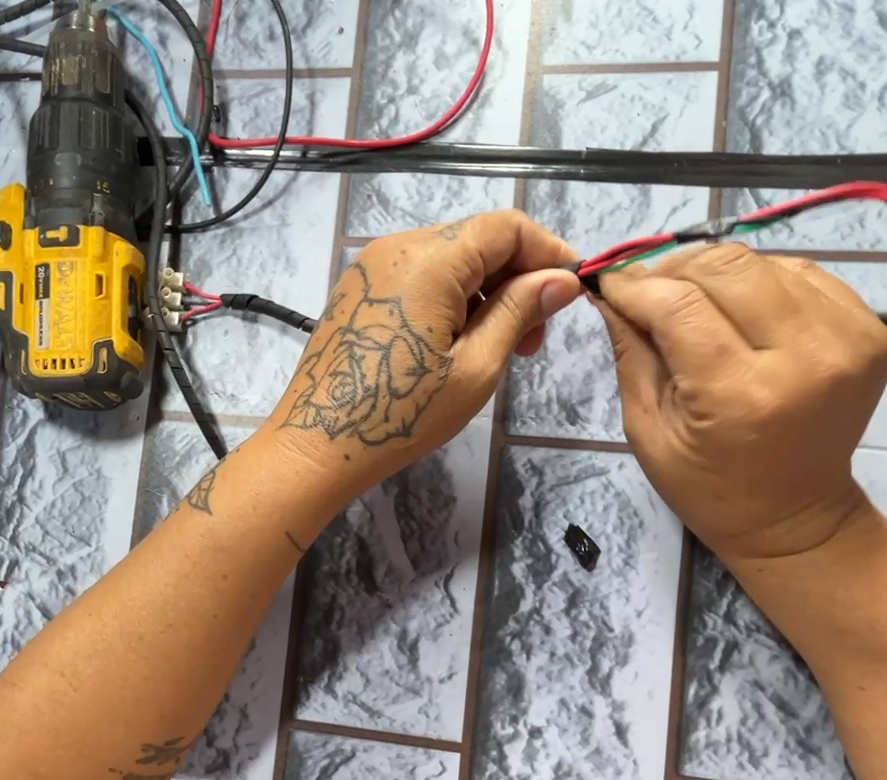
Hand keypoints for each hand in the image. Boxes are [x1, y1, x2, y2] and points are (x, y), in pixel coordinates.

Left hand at [261, 211, 580, 499]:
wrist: (316, 445)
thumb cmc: (400, 413)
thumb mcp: (475, 367)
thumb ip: (518, 311)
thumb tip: (562, 277)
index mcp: (428, 258)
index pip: (505, 226)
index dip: (547, 252)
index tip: (570, 293)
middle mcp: (396, 248)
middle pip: (476, 241)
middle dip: (516, 280)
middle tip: (531, 340)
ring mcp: (371, 269)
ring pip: (448, 261)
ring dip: (484, 294)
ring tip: (497, 350)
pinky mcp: (359, 293)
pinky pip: (419, 280)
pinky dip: (450, 301)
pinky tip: (457, 345)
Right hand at [590, 244, 886, 560]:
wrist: (793, 514)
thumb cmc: (706, 484)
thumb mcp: (648, 429)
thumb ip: (632, 353)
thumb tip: (609, 292)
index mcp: (740, 394)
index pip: (679, 306)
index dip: (636, 286)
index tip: (607, 282)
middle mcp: (805, 356)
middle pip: (728, 268)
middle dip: (674, 269)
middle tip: (645, 288)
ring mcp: (848, 339)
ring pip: (765, 263)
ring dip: (714, 272)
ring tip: (687, 298)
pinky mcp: (871, 330)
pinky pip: (802, 275)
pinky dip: (759, 281)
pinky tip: (736, 306)